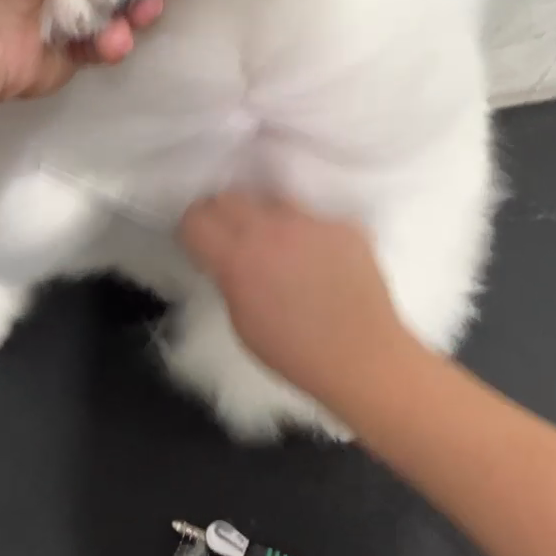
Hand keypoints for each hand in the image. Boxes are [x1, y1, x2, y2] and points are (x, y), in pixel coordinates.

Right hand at [181, 193, 425, 403]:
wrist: (363, 357)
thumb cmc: (293, 353)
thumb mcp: (241, 322)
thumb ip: (228, 279)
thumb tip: (225, 259)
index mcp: (240, 259)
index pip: (196, 218)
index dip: (192, 232)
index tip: (198, 246)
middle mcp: (274, 229)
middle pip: (229, 198)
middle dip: (220, 216)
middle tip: (227, 241)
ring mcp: (313, 222)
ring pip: (271, 199)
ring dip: (262, 218)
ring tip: (274, 247)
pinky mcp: (344, 224)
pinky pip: (312, 217)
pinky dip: (305, 233)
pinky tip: (315, 261)